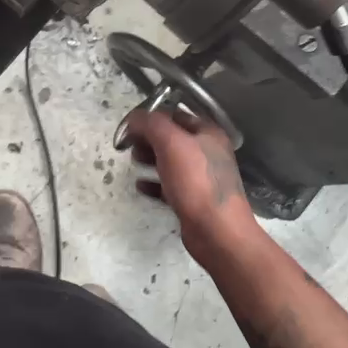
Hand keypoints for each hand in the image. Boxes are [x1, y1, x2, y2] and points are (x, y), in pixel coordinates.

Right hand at [124, 107, 260, 264]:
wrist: (217, 232)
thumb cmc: (196, 182)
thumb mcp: (171, 143)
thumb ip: (150, 124)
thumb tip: (134, 118)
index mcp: (208, 133)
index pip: (174, 114)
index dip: (150, 118)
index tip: (130, 127)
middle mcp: (207, 152)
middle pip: (170, 138)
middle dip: (148, 139)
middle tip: (131, 146)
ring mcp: (201, 178)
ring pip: (169, 161)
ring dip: (149, 159)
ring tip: (134, 163)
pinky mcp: (193, 200)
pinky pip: (168, 185)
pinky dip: (153, 183)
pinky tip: (140, 186)